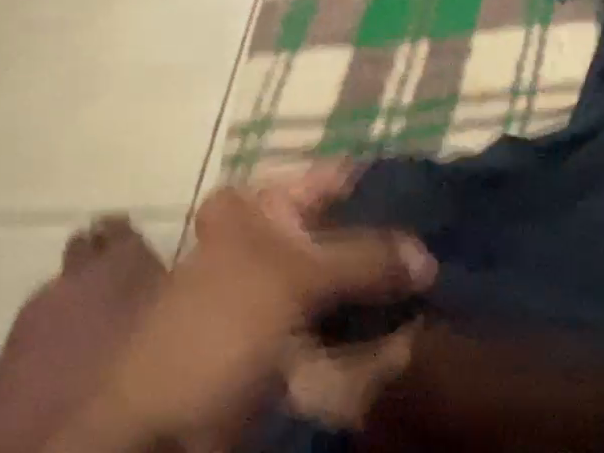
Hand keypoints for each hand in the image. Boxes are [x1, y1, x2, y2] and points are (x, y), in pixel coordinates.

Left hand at [62, 185, 435, 450]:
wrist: (162, 427)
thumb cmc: (219, 328)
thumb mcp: (296, 278)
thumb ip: (367, 258)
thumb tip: (429, 258)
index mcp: (262, 211)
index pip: (334, 177)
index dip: (381, 181)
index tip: (432, 188)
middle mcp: (275, 244)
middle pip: (349, 230)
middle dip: (393, 242)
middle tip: (442, 242)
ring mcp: (285, 294)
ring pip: (352, 278)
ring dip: (388, 286)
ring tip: (435, 285)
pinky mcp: (294, 338)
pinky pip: (346, 322)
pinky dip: (375, 326)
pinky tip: (409, 328)